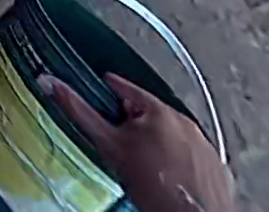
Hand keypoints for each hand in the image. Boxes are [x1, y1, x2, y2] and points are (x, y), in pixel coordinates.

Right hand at [40, 73, 233, 211]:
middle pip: (143, 111)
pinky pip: (188, 155)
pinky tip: (167, 178)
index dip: (101, 98)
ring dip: (153, 143)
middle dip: (128, 125)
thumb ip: (77, 109)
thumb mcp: (107, 145)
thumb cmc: (154, 187)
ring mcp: (206, 147)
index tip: (98, 113)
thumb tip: (49, 81)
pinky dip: (176, 161)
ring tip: (144, 166)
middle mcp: (186, 122)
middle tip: (121, 148)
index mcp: (158, 109)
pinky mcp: (219, 170)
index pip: (119, 87)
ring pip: (166, 134)